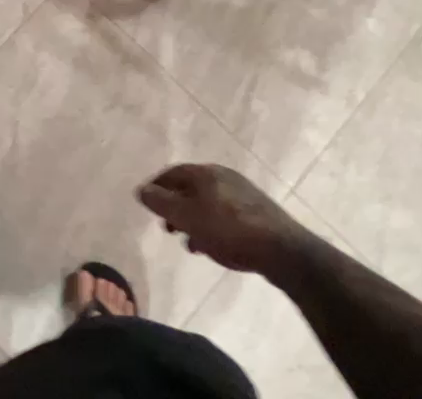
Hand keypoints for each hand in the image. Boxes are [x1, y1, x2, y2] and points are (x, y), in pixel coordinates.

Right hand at [137, 163, 311, 273]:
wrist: (280, 249)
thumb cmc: (228, 230)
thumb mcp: (187, 217)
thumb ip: (162, 203)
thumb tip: (141, 189)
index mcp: (205, 173)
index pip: (172, 173)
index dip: (156, 187)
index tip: (146, 203)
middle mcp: (223, 176)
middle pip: (190, 187)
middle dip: (175, 206)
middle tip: (165, 226)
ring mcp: (242, 193)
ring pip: (207, 202)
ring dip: (193, 219)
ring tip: (187, 241)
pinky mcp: (255, 211)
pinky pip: (223, 214)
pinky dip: (210, 225)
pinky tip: (210, 246)